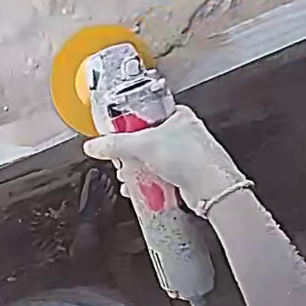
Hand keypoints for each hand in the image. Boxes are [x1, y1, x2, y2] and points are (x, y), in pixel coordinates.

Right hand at [82, 106, 250, 216]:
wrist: (211, 188)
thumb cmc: (189, 157)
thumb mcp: (143, 145)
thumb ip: (115, 145)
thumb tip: (94, 146)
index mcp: (177, 115)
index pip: (146, 115)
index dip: (129, 127)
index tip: (116, 137)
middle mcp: (183, 133)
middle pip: (147, 141)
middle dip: (131, 155)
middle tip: (122, 161)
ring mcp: (186, 155)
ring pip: (153, 161)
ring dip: (138, 171)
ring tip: (129, 177)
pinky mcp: (186, 176)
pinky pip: (161, 177)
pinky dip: (149, 183)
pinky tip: (141, 189)